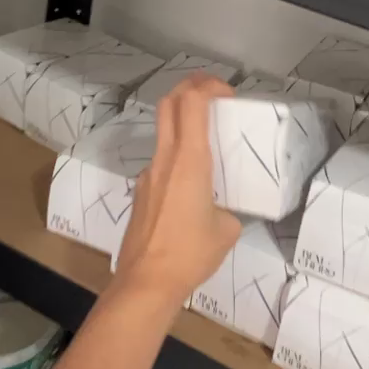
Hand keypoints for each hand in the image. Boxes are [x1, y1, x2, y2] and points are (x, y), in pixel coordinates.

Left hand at [112, 75, 241, 307]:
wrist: (146, 283)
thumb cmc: (191, 253)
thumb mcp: (227, 230)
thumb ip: (228, 210)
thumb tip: (222, 211)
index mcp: (189, 161)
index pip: (192, 102)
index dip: (208, 85)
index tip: (227, 92)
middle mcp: (165, 160)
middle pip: (168, 104)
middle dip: (189, 87)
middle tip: (212, 92)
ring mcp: (148, 176)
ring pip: (163, 134)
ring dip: (183, 124)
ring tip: (208, 144)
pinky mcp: (141, 194)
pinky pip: (161, 164)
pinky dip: (177, 158)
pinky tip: (193, 188)